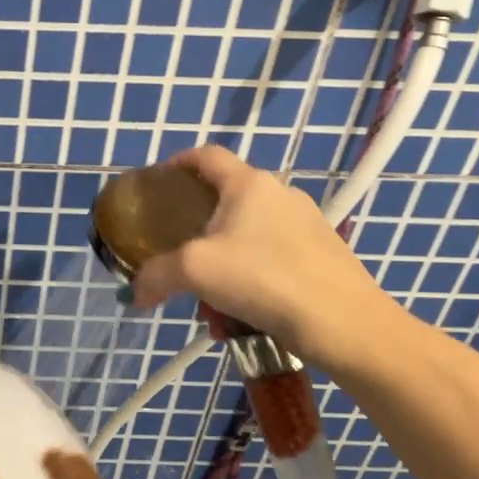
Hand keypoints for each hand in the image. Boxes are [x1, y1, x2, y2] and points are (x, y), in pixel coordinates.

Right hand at [130, 145, 396, 366]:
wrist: (344, 323)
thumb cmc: (264, 278)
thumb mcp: (195, 271)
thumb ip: (157, 276)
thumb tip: (134, 293)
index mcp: (249, 184)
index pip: (207, 156)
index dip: (178, 163)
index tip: (157, 182)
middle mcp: (280, 195)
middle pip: (225, 202)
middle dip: (196, 233)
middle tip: (176, 258)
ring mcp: (306, 226)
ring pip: (246, 239)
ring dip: (220, 267)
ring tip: (209, 303)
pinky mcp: (321, 256)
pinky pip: (270, 262)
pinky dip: (248, 283)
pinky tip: (241, 317)